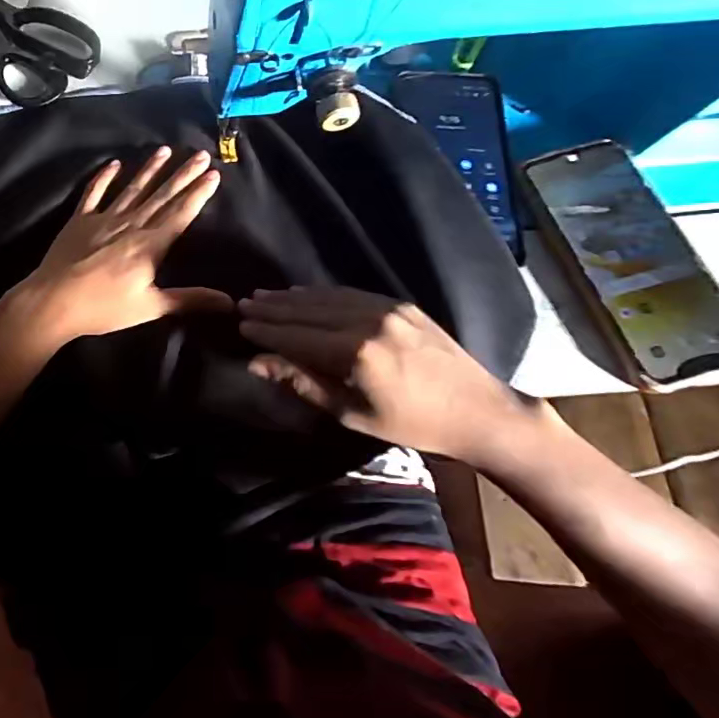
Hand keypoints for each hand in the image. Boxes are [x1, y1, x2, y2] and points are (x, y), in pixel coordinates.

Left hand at [12, 147, 230, 343]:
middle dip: (183, 175)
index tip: (213, 174)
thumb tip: (229, 302)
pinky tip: (114, 164)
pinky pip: (95, 193)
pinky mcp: (80, 220)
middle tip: (201, 154)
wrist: (52, 302)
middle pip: (162, 196)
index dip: (199, 193)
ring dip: (150, 169)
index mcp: (150, 245)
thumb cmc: (103, 307)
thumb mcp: (150, 306)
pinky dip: (104, 178)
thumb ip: (189, 299)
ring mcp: (104, 219)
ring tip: (165, 150)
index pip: (181, 213)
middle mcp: (131, 225)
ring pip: (133, 189)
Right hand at [238, 286, 525, 462]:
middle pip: (310, 311)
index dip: (267, 331)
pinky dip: (325, 294)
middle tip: (244, 303)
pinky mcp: (401, 304)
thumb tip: (259, 363)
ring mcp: (387, 308)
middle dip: (275, 309)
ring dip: (295, 297)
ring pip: (329, 297)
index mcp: (356, 353)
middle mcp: (369, 321)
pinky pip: (353, 293)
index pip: (298, 336)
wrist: (477, 409)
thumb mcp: (352, 413)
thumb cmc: (412, 424)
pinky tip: (307, 294)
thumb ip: (303, 383)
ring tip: (267, 296)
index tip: (241, 324)